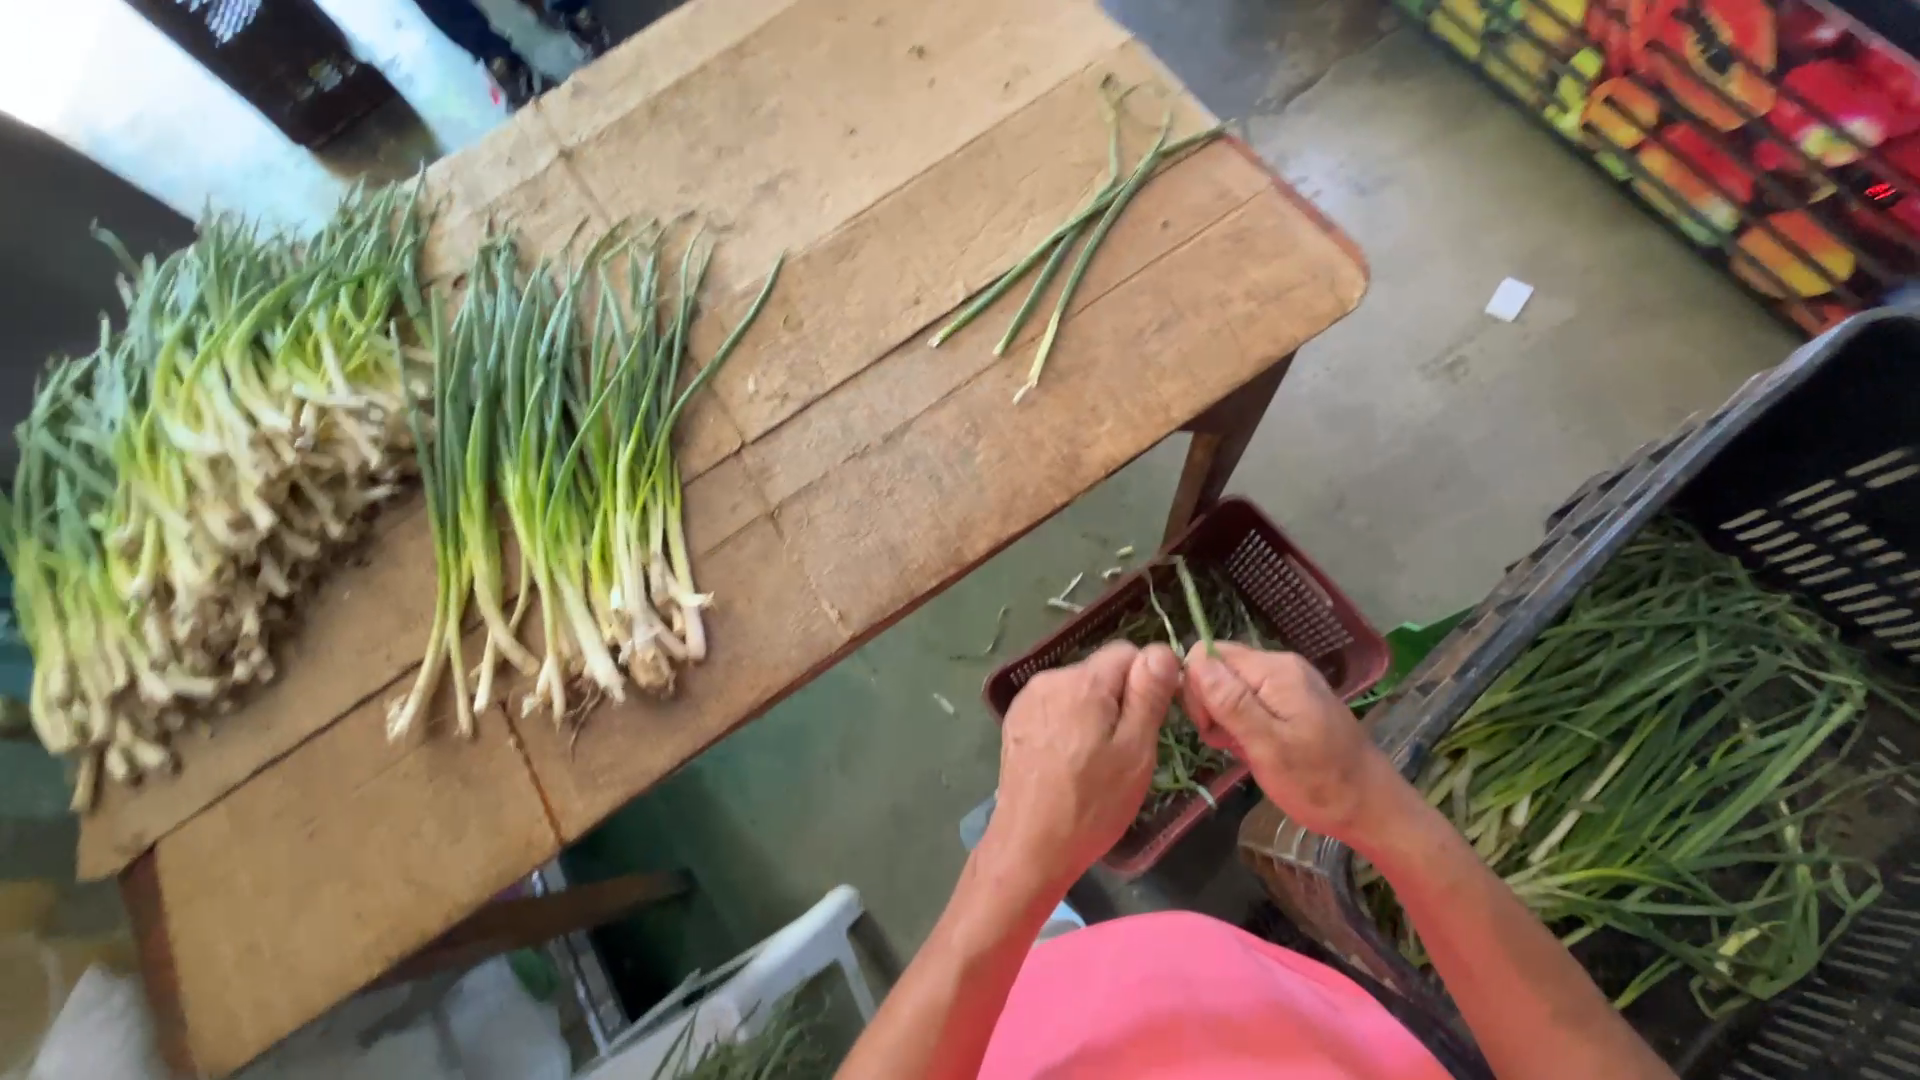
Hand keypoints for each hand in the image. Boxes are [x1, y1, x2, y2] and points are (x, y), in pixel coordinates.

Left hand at [983, 642, 1181, 890]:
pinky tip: (1069, 760)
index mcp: (1082, 681)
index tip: (1151, 721)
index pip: (1128, 652)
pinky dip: (1069, 725)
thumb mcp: (1135, 751)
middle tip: (1125, 750)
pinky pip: (1056, 707)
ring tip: (1096, 760)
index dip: (1148, 681)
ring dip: (1094, 713)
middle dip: (1119, 701)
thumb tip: (1161, 650)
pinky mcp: (1016, 720)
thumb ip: (1149, 695)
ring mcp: (1028, 699)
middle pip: (1101, 672)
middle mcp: (1050, 679)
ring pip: (1079, 690)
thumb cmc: (1092, 803)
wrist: (1030, 845)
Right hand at [1183, 643, 1408, 848]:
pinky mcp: (1292, 702)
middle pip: (1218, 667)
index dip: (1197, 688)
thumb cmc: (1319, 783)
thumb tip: (1193, 662)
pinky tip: (1252, 748)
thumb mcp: (1268, 746)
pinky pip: (1249, 699)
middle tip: (1224, 743)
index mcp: (1275, 670)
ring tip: (1241, 749)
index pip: (1208, 654)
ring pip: (1230, 685)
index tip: (1209, 727)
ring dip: (1224, 717)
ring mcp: (1289, 683)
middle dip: (1209, 703)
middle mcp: (1281, 666)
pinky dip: (1241, 723)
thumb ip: (1231, 702)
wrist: (1373, 809)